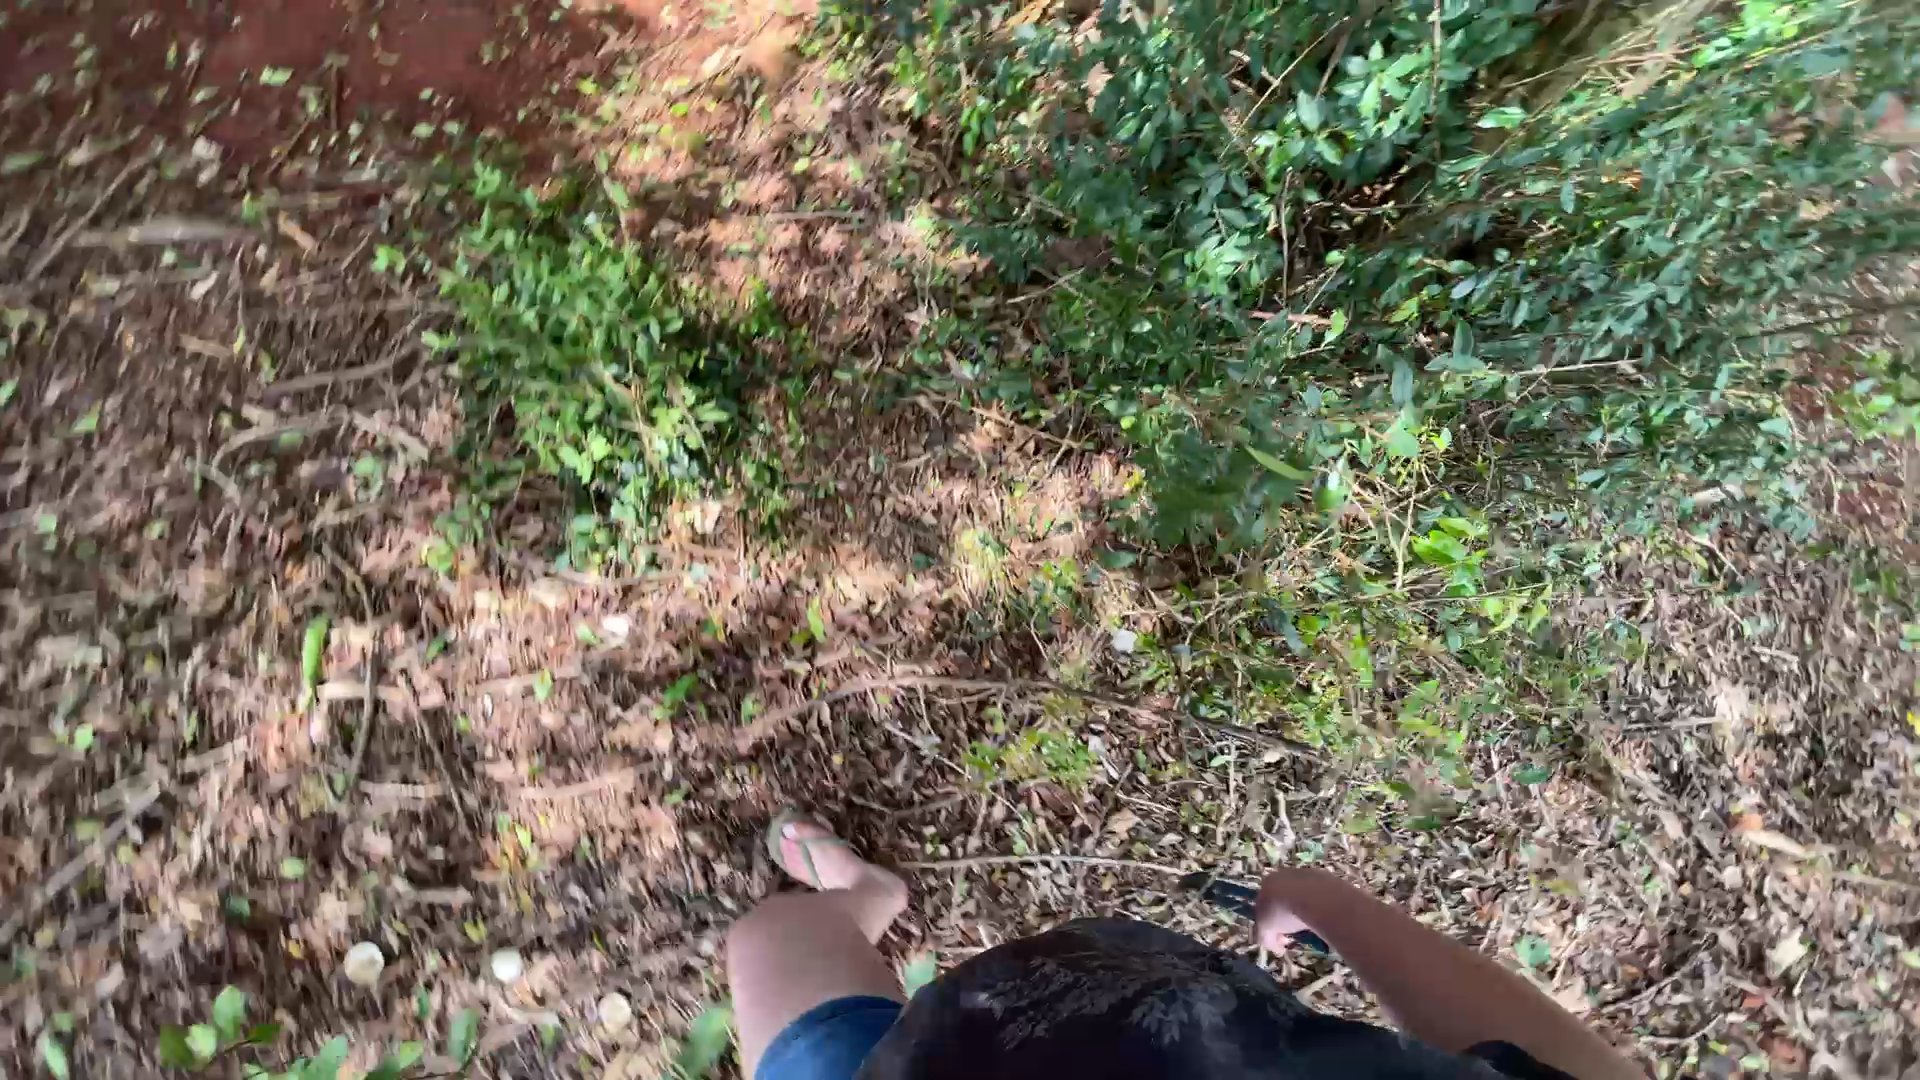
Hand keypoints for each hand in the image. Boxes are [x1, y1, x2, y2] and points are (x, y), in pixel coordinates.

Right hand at [1253, 867, 1326, 951]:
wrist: (1315, 899)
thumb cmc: (1284, 912)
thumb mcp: (1267, 930)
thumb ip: (1266, 938)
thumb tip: (1275, 946)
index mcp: (1267, 884)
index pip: (1264, 904)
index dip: (1270, 923)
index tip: (1280, 939)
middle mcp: (1284, 875)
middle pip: (1284, 899)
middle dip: (1288, 917)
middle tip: (1297, 934)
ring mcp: (1306, 875)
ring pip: (1303, 897)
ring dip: (1306, 913)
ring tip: (1314, 929)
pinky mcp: (1326, 879)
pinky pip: (1320, 898)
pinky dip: (1321, 909)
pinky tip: (1325, 920)